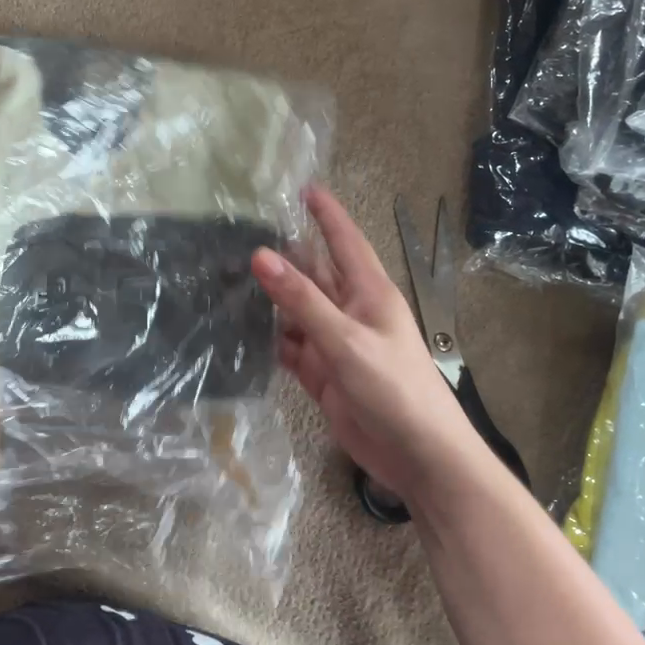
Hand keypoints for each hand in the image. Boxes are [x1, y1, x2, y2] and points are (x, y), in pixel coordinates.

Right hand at [252, 187, 488, 503]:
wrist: (419, 457)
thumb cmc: (395, 389)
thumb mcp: (345, 340)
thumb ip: (301, 300)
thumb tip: (260, 255)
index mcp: (369, 295)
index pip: (344, 242)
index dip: (327, 215)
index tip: (305, 188)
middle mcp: (350, 312)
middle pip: (313, 274)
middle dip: (284, 254)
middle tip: (242, 229)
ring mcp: (335, 344)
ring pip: (295, 311)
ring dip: (268, 297)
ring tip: (226, 274)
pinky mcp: (322, 374)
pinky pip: (289, 346)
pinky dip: (267, 338)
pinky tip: (238, 327)